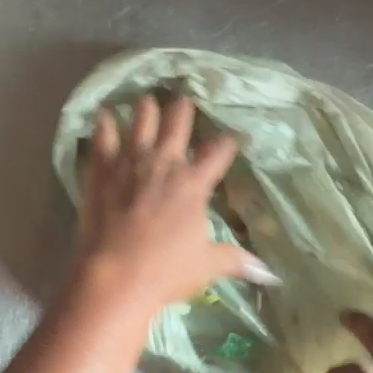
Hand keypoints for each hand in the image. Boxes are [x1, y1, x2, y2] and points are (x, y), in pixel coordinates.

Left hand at [72, 93, 274, 314]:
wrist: (116, 274)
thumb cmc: (166, 271)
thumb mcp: (207, 266)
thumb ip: (235, 260)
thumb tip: (270, 274)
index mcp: (193, 183)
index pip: (217, 154)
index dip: (227, 142)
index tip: (232, 135)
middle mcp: (164, 162)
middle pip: (177, 124)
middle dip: (183, 109)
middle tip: (184, 98)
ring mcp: (131, 160)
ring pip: (142, 121)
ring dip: (146, 109)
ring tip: (147, 99)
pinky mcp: (103, 166)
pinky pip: (104, 137)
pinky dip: (105, 124)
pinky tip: (104, 115)